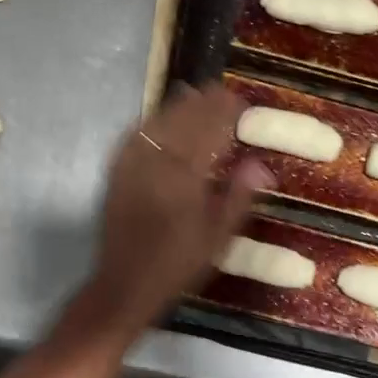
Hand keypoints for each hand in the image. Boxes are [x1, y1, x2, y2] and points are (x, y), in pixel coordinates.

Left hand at [76, 84, 272, 338]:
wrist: (125, 285)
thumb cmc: (177, 268)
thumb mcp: (217, 240)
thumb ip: (238, 198)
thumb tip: (261, 164)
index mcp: (185, 177)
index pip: (208, 129)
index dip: (224, 110)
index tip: (239, 99)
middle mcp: (157, 162)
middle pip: (182, 119)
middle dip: (202, 102)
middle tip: (220, 92)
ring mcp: (132, 165)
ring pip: (156, 123)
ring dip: (176, 106)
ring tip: (193, 95)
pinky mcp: (116, 173)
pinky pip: (134, 137)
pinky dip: (150, 123)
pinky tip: (159, 121)